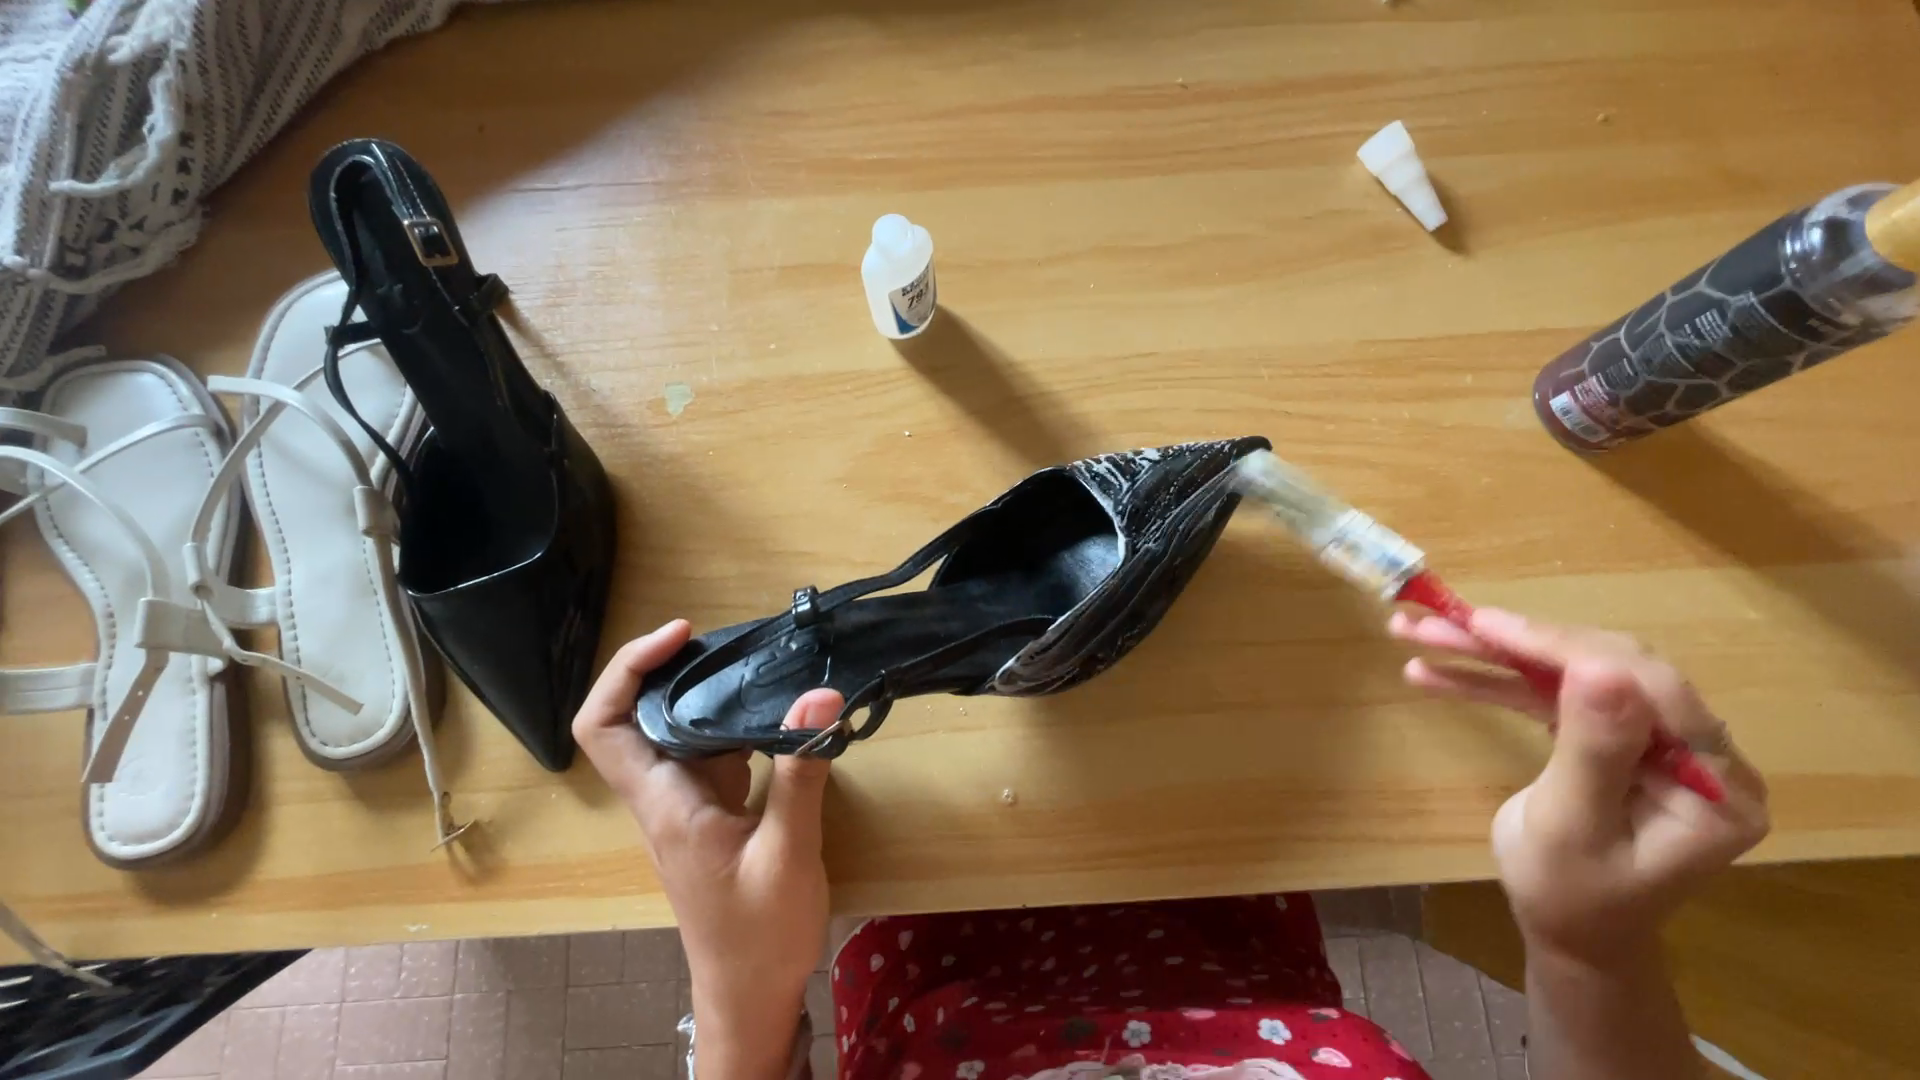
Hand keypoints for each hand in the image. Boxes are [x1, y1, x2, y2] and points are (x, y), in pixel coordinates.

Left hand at [573, 620, 844, 1079]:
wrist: (751, 994)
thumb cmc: (760, 934)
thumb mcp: (788, 853)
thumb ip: (801, 774)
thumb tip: (821, 696)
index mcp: (666, 803)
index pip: (605, 726)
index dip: (627, 670)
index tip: (681, 637)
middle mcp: (666, 796)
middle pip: (636, 716)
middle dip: (670, 667)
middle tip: (726, 639)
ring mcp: (690, 805)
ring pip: (678, 731)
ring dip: (706, 692)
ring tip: (757, 660)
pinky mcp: (715, 813)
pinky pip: (714, 752)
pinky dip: (735, 721)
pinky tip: (776, 711)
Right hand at [1389, 608, 1769, 961]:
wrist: (1567, 933)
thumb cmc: (1570, 896)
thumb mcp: (1574, 828)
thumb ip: (1593, 750)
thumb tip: (1602, 671)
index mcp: (1714, 782)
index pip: (1645, 686)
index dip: (1565, 648)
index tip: (1486, 624)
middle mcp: (1694, 750)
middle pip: (1602, 668)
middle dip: (1515, 643)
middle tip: (1443, 624)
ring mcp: (1649, 741)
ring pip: (1566, 675)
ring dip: (1489, 657)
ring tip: (1417, 638)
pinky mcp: (1609, 738)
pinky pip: (1550, 695)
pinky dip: (1491, 682)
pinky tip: (1433, 674)